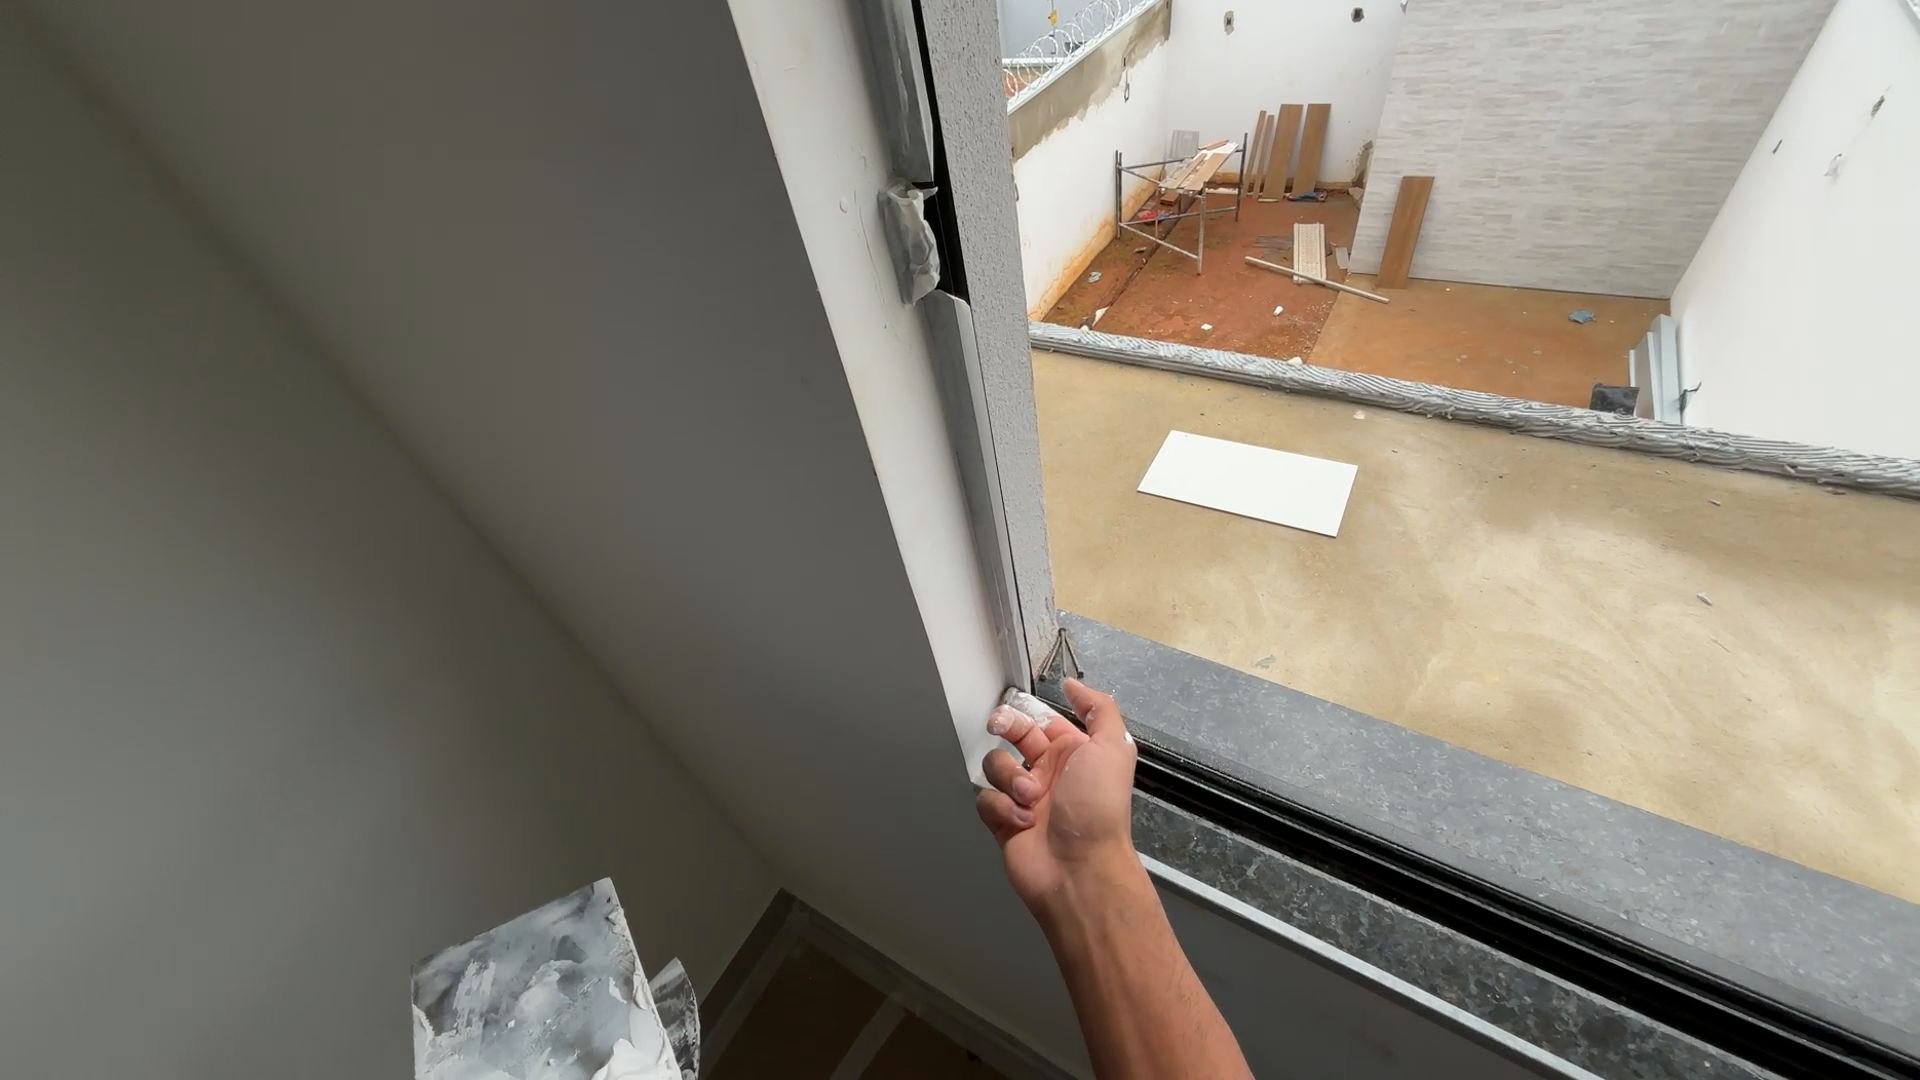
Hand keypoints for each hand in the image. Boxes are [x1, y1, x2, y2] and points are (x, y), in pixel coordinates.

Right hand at [975, 679, 1138, 914]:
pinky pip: (986, 799)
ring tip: (1030, 798)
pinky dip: (1001, 807)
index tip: (1014, 710)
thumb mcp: (1114, 747)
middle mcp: (1048, 772)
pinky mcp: (1004, 822)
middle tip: (1000, 729)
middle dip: (1004, 729)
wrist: (1080, 870)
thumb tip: (1072, 684)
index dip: (1026, 712)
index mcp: (1073, 752)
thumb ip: (1098, 708)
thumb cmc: (1098, 808)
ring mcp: (1024, 798)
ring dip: (1009, 776)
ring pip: (995, 765)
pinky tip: (1020, 820)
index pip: (1042, 720)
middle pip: (1013, 735)